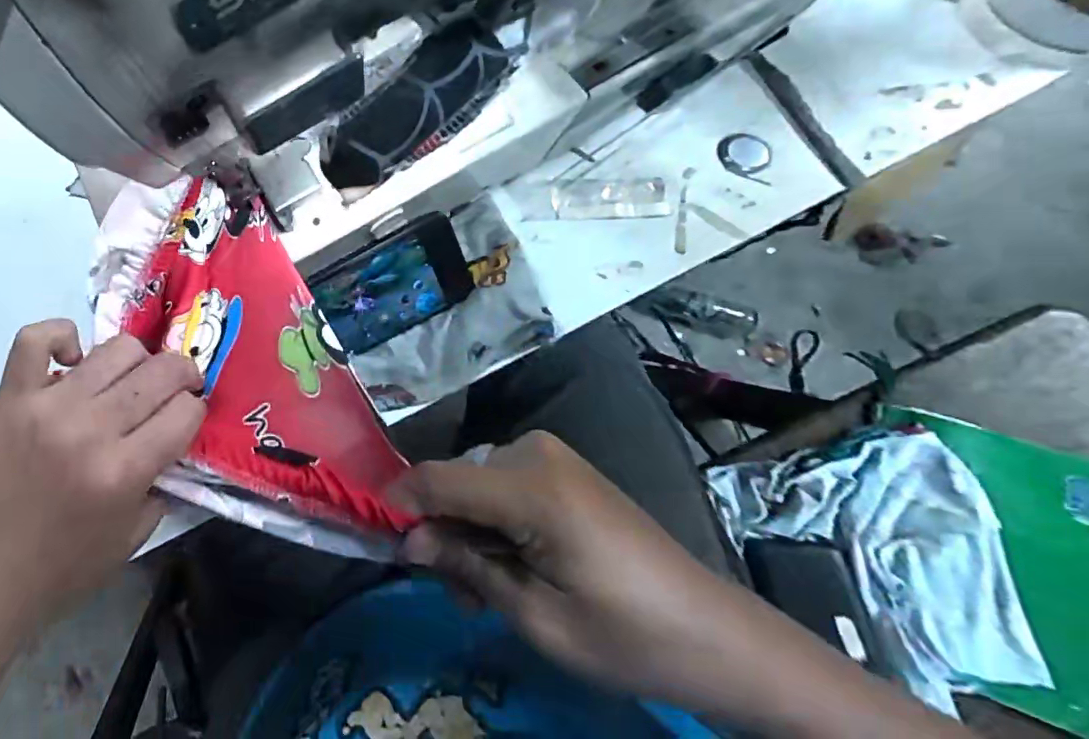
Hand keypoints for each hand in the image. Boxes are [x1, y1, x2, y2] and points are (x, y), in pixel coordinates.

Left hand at [0, 321, 205, 634]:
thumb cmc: (63, 568)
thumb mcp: (133, 536)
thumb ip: (163, 481)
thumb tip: (177, 434)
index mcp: (123, 472)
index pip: (185, 411)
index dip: (195, 411)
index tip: (187, 418)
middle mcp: (91, 431)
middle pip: (160, 373)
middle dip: (183, 376)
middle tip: (177, 388)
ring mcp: (48, 408)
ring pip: (116, 349)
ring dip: (138, 360)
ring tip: (130, 379)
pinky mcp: (12, 398)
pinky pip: (36, 339)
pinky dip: (62, 335)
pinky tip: (74, 356)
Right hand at [389, 433, 968, 738]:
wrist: (713, 632)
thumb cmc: (626, 635)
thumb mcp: (535, 616)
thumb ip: (466, 566)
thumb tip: (408, 540)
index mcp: (532, 487)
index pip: (440, 477)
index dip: (400, 502)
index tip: (375, 535)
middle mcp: (536, 453)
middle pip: (457, 481)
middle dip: (442, 531)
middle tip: (454, 594)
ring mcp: (553, 456)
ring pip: (477, 483)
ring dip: (468, 531)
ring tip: (483, 591)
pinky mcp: (563, 468)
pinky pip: (503, 483)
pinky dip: (493, 521)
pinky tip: (510, 563)